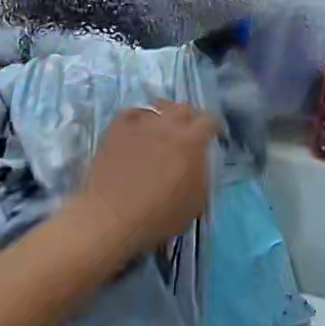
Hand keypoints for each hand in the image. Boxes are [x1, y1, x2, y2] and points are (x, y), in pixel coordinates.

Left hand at [61, 100, 215, 258]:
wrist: (111, 218)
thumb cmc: (159, 216)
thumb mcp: (196, 202)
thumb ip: (201, 174)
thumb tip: (198, 163)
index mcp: (191, 141)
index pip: (209, 120)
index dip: (212, 128)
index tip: (211, 137)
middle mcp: (167, 125)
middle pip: (183, 108)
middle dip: (188, 119)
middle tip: (186, 134)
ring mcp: (139, 124)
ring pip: (157, 107)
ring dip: (163, 115)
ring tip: (160, 129)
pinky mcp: (116, 129)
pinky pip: (130, 113)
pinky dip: (137, 118)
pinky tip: (136, 130)